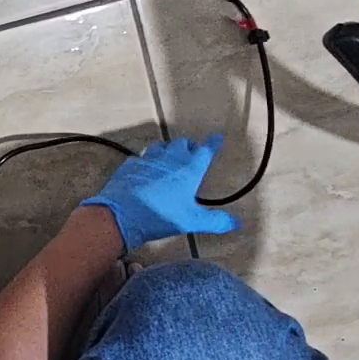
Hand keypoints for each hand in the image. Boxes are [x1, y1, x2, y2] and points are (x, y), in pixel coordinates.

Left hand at [81, 136, 236, 252]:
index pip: (205, 151)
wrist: (121, 213)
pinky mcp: (130, 164)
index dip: (213, 144)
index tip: (217, 137)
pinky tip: (147, 168)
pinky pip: (143, 157)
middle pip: (182, 143)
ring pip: (162, 146)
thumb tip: (236, 222)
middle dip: (190, 146)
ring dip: (169, 149)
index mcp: (188, 169)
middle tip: (194, 152)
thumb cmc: (161, 215)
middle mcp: (169, 159)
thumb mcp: (192, 222)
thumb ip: (215, 221)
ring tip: (172, 157)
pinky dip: (149, 160)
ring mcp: (148, 159)